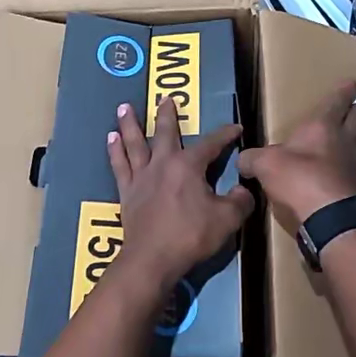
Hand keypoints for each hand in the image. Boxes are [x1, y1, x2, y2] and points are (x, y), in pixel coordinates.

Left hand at [108, 95, 253, 286]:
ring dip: (130, 124)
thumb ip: (240, 201)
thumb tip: (244, 189)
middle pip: (166, 133)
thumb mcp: (228, 219)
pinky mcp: (126, 192)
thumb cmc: (191, 236)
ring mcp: (141, 176)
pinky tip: (110, 139)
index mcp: (189, 166)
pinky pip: (119, 165)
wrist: (152, 258)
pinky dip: (115, 151)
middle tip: (165, 98)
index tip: (236, 128)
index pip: (212, 144)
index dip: (226, 135)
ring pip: (135, 143)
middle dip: (168, 115)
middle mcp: (163, 163)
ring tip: (124, 107)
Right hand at [239, 80, 355, 227]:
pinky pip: (354, 164)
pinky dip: (352, 158)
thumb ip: (252, 158)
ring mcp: (351, 164)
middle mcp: (342, 141)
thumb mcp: (265, 164)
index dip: (345, 92)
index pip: (337, 103)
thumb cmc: (298, 177)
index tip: (353, 83)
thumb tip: (242, 160)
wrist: (328, 215)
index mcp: (323, 126)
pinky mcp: (353, 186)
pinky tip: (345, 162)